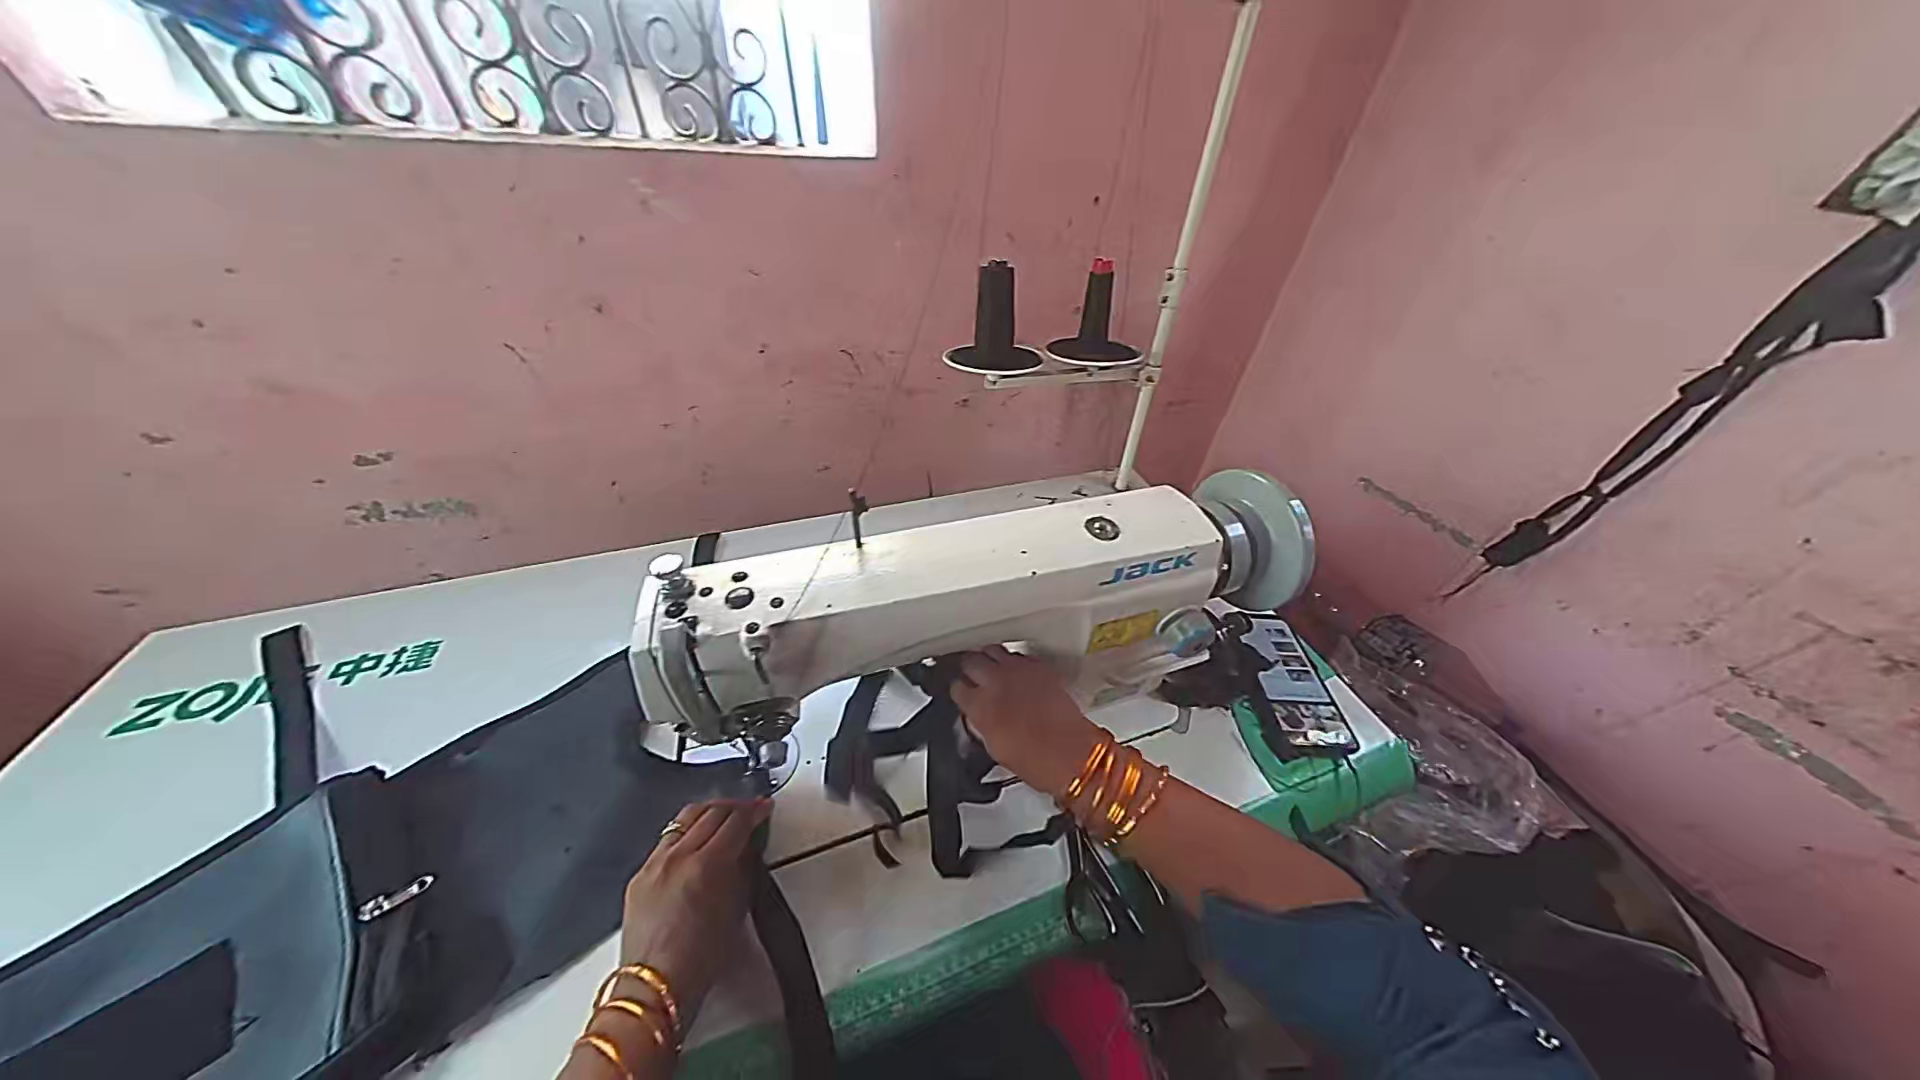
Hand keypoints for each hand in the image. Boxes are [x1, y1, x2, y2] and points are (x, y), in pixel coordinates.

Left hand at [618, 798, 770, 1025]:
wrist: (655, 987)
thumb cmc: (698, 961)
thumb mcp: (736, 909)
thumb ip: (743, 869)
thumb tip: (747, 847)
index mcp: (706, 865)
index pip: (736, 822)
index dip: (754, 811)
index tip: (763, 809)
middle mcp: (677, 858)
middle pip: (711, 812)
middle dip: (735, 807)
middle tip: (748, 811)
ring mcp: (654, 864)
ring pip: (685, 818)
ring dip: (708, 813)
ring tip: (722, 817)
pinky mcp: (638, 876)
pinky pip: (666, 839)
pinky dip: (685, 832)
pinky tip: (694, 839)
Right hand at [951, 645, 1101, 796]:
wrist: (1069, 753)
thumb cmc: (1036, 759)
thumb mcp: (993, 747)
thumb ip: (981, 723)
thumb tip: (979, 717)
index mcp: (978, 705)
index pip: (957, 686)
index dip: (959, 689)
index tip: (962, 692)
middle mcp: (995, 682)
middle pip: (971, 660)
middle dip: (969, 666)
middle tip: (970, 672)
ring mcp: (1017, 671)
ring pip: (992, 649)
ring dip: (988, 657)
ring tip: (989, 664)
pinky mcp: (1039, 667)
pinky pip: (1018, 655)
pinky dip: (1013, 660)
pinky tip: (1014, 669)